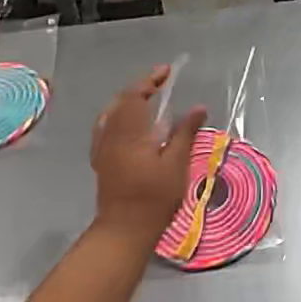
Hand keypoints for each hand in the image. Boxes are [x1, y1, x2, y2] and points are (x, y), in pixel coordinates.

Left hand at [90, 66, 206, 244]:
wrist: (125, 229)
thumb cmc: (154, 197)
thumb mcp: (177, 163)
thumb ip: (185, 132)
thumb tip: (198, 107)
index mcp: (128, 134)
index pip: (135, 97)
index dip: (150, 81)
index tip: (167, 72)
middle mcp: (111, 137)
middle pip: (121, 102)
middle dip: (140, 88)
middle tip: (161, 81)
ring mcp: (103, 149)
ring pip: (111, 114)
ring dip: (128, 100)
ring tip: (147, 97)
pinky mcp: (102, 160)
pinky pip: (106, 127)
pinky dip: (119, 116)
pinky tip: (130, 123)